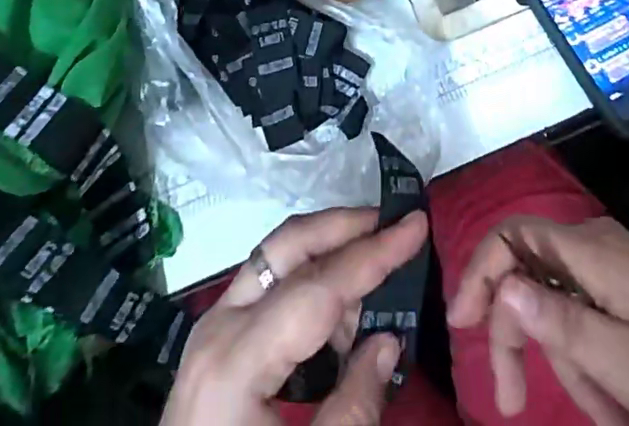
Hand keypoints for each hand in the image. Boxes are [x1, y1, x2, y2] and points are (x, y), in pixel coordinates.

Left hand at [163, 207, 428, 425]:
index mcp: (238, 360)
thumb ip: (355, 406)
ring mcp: (213, 325)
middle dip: (345, 226)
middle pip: (288, 247)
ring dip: (330, 253)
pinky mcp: (216, 336)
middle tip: (395, 223)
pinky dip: (309, 282)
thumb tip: (387, 340)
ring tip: (379, 279)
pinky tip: (341, 315)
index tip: (416, 224)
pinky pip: (268, 286)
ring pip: (276, 258)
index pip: (318, 286)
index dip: (373, 253)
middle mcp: (219, 325)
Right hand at [447, 217, 628, 425]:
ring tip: (608, 417)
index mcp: (597, 251)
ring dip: (568, 368)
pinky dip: (590, 368)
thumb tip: (501, 284)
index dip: (478, 273)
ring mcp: (614, 271)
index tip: (460, 327)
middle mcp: (599, 247)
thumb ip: (563, 322)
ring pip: (556, 310)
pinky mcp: (626, 295)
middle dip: (520, 338)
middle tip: (510, 400)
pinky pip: (585, 324)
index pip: (512, 237)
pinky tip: (617, 407)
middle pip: (527, 276)